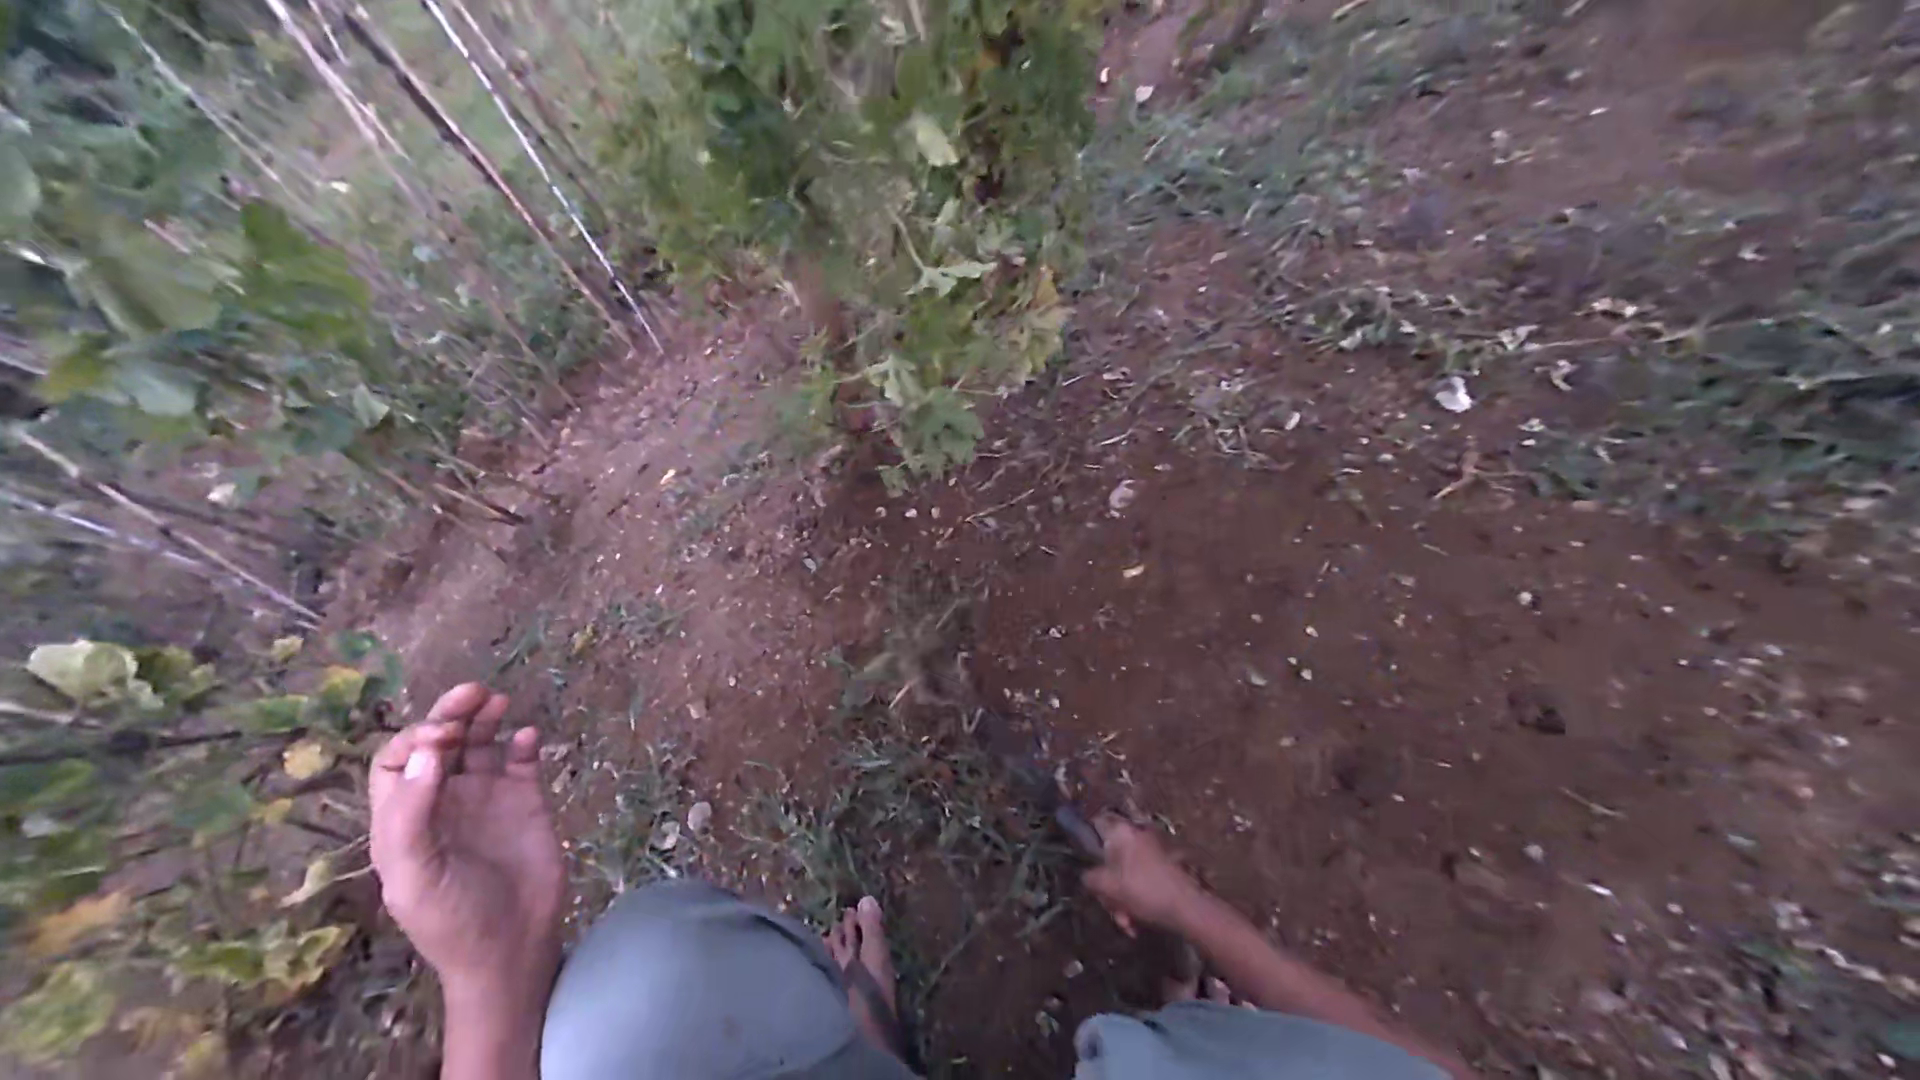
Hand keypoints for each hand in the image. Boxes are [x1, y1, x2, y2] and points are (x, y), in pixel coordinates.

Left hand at [370, 684, 564, 1006]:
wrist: (512, 942)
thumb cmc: (452, 917)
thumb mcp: (416, 874)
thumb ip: (412, 814)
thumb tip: (425, 752)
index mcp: (406, 818)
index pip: (397, 762)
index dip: (413, 741)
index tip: (440, 737)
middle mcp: (444, 800)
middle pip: (441, 744)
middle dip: (451, 715)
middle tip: (473, 693)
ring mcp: (487, 797)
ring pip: (481, 744)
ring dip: (486, 720)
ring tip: (498, 702)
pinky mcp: (526, 799)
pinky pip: (522, 761)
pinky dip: (523, 744)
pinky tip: (527, 738)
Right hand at [1082, 813, 1206, 936]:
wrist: (1189, 907)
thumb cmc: (1144, 891)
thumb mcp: (1108, 887)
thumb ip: (1090, 879)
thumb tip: (1088, 876)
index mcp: (1121, 831)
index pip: (1095, 823)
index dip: (1086, 841)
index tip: (1087, 864)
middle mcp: (1136, 833)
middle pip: (1109, 856)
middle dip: (1107, 886)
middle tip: (1111, 908)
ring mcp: (1152, 848)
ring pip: (1125, 871)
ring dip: (1122, 898)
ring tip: (1127, 923)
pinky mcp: (1164, 865)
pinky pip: (1141, 877)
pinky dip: (1137, 897)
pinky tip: (1137, 922)